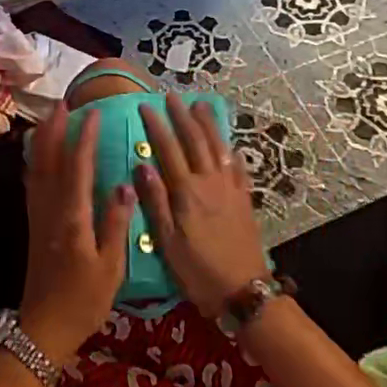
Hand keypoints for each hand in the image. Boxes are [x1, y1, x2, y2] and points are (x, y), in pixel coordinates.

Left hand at [20, 104, 135, 364]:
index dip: (85, 138)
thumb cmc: (82, 302)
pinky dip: (35, 161)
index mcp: (72, 218)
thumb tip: (126, 186)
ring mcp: (38, 216)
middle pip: (50, 160)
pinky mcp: (33, 224)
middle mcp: (51, 210)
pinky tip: (38, 154)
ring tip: (50, 119)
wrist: (42, 330)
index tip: (93, 113)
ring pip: (37, 168)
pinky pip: (32, 182)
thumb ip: (116, 225)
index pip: (78, 168)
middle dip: (56, 129)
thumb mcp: (110, 269)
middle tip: (63, 103)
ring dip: (43, 140)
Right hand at [135, 95, 271, 316]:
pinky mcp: (244, 198)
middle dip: (181, 116)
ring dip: (208, 124)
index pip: (168, 149)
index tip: (146, 106)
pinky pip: (237, 166)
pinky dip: (230, 150)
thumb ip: (156, 201)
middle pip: (195, 140)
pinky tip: (228, 144)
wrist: (244, 290)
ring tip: (200, 105)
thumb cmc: (199, 271)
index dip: (157, 126)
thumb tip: (142, 165)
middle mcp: (210, 182)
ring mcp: (230, 188)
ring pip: (218, 146)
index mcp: (187, 191)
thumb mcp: (168, 242)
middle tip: (171, 96)